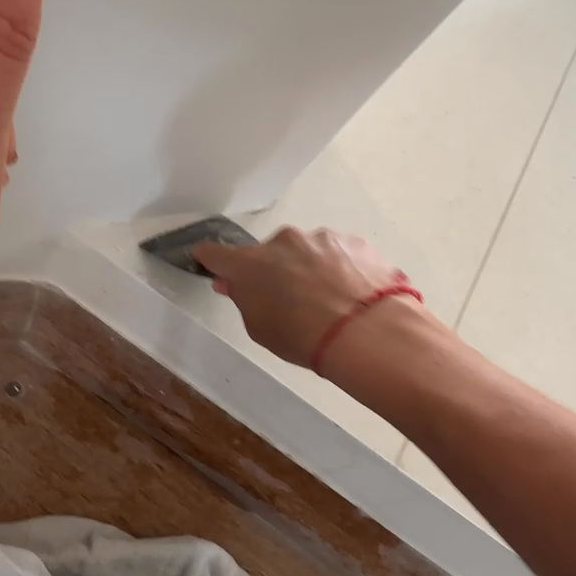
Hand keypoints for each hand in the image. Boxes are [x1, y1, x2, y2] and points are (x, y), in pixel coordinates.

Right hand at [192, 227, 414, 368]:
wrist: (368, 331)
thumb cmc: (302, 337)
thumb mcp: (260, 328)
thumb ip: (244, 300)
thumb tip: (234, 283)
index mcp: (251, 263)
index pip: (216, 253)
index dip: (209, 259)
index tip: (207, 262)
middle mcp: (283, 241)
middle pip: (269, 253)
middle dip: (273, 270)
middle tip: (287, 299)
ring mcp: (322, 238)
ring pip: (307, 251)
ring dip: (310, 268)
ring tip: (329, 301)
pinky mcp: (356, 242)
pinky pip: (340, 254)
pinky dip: (341, 270)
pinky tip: (353, 295)